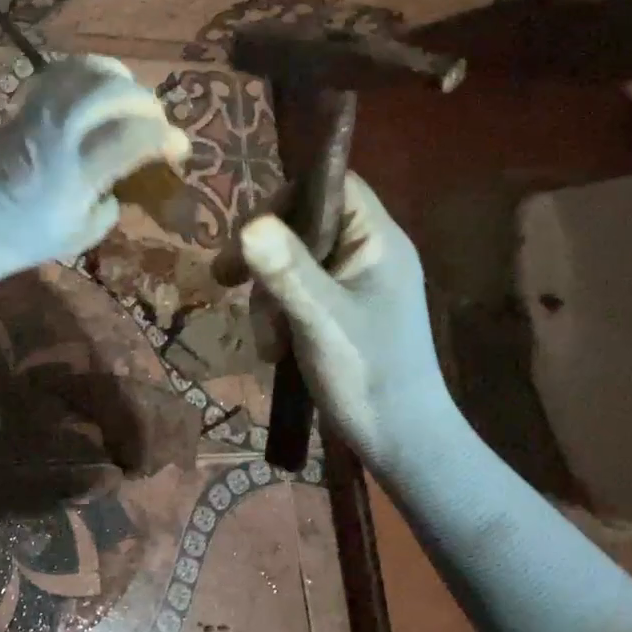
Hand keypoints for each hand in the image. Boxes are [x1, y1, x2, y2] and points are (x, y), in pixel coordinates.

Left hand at [0, 55, 189, 282]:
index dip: (165, 137)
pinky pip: (59, 74)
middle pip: (111, 93)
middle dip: (146, 101)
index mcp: (75, 175)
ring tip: (129, 96)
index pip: (131, 137)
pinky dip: (86, 73)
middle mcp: (59, 137)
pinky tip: (96, 89)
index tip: (178, 147)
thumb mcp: (79, 236)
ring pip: (84, 72)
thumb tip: (122, 179)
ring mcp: (37, 116)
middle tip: (155, 120)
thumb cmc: (22, 239)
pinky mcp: (22, 108)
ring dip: (117, 78)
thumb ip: (110, 203)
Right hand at [238, 172, 450, 458]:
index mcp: (378, 240)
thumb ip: (287, 271)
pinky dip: (276, 313)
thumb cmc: (370, 375)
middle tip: (227, 280)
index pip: (331, 185)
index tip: (251, 230)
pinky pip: (295, 289)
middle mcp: (367, 251)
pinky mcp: (340, 309)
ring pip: (290, 259)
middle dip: (264, 255)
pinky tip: (273, 347)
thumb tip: (248, 225)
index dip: (288, 196)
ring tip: (266, 338)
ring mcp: (354, 281)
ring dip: (266, 293)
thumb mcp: (320, 319)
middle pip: (302, 222)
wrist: (403, 447)